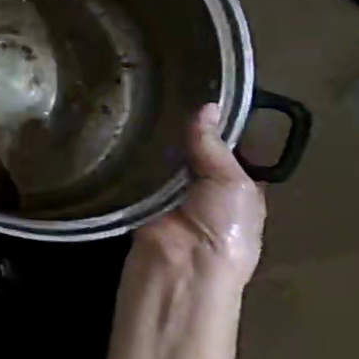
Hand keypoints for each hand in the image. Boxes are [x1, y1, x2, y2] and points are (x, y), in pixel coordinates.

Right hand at [130, 103, 264, 298]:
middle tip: (160, 91)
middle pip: (189, 150)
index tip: (197, 90)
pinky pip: (135, 170)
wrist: (182, 268)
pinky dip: (130, 155)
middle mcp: (203, 190)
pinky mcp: (138, 198)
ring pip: (160, 158)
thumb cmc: (223, 228)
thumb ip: (214, 146)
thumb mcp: (232, 183)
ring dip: (151, 139)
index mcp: (236, 187)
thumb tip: (206, 105)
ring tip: (139, 101)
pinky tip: (121, 128)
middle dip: (178, 128)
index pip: (225, 147)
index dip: (215, 122)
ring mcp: (168, 195)